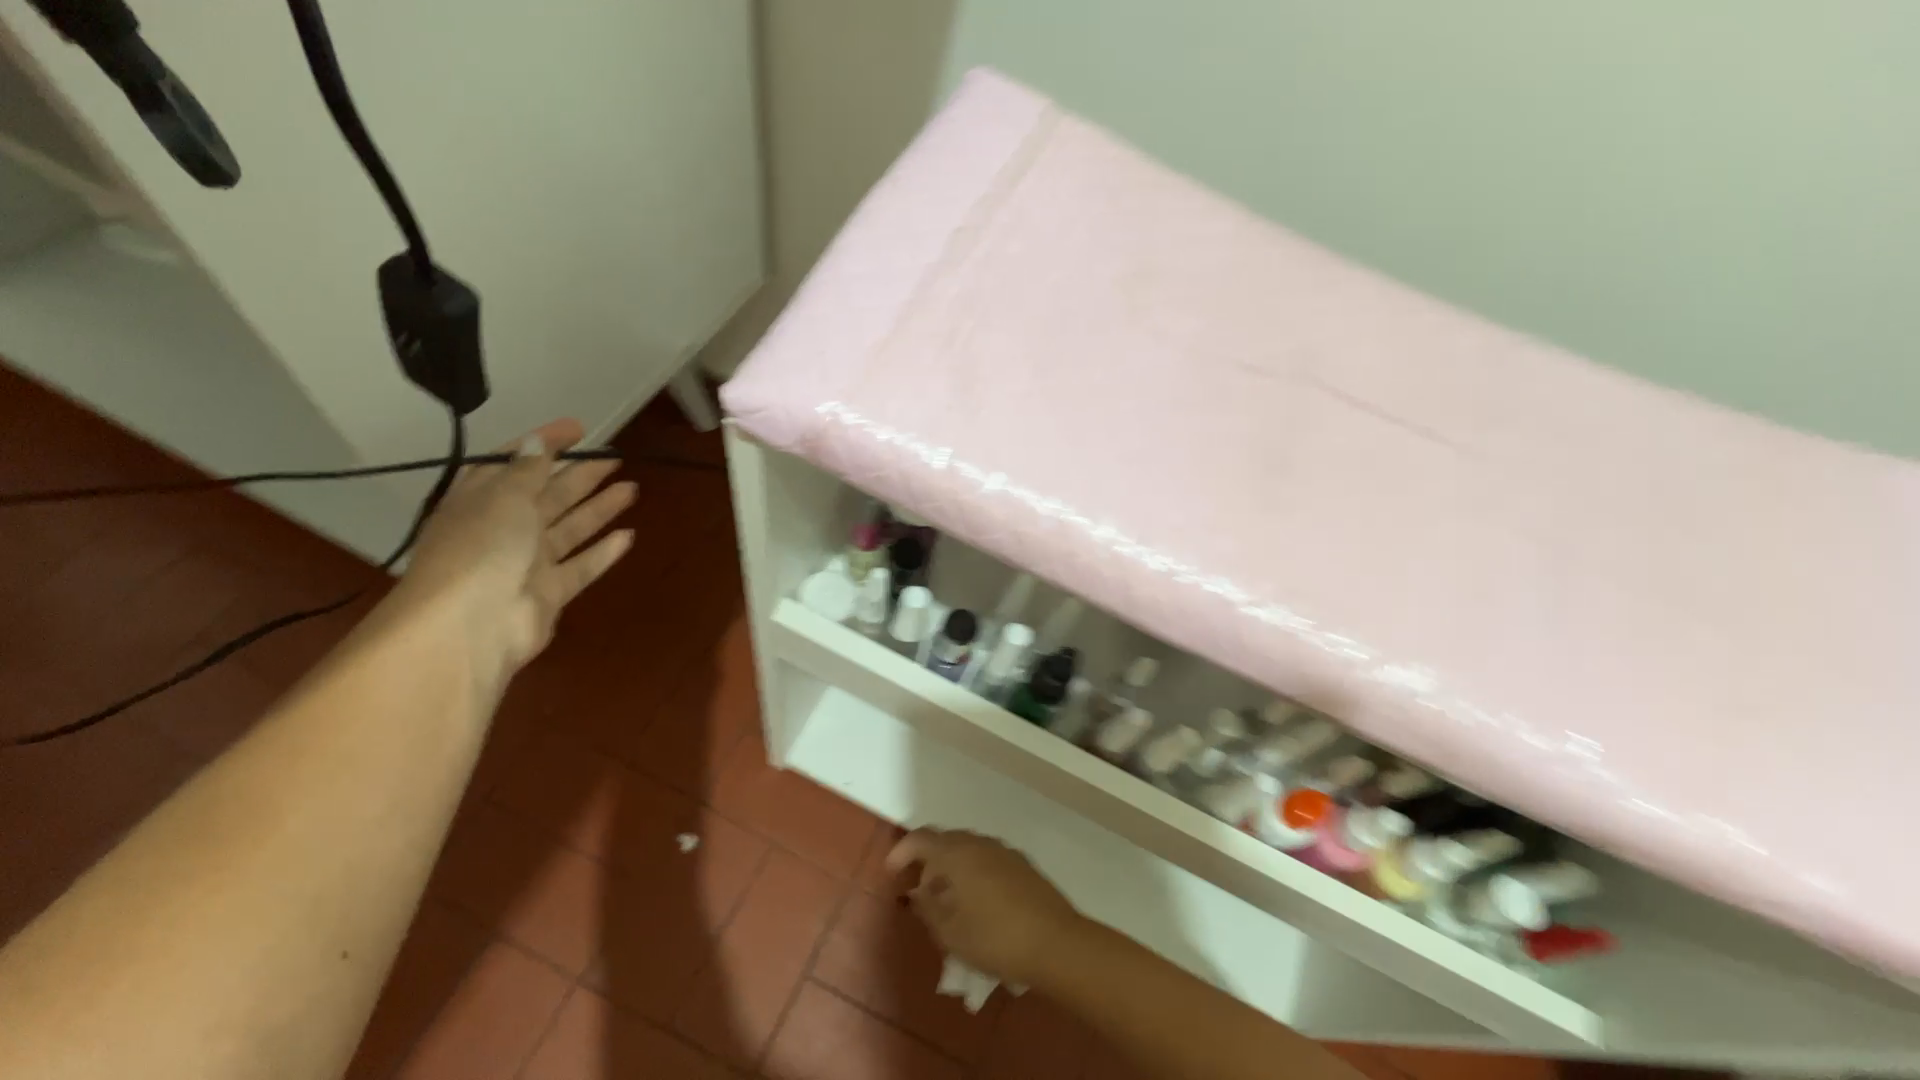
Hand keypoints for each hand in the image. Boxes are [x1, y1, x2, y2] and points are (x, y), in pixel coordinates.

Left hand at [396, 418, 636, 684]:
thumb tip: (538, 441)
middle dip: (578, 474)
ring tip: (631, 488)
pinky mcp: (550, 593)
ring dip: (598, 507)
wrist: (473, 626)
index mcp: (480, 499)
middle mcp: (502, 528)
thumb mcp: (503, 496)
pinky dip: (603, 552)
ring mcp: (527, 563)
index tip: (577, 428)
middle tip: (614, 456)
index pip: (511, 462)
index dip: (543, 443)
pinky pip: (581, 566)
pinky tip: (628, 535)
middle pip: (546, 495)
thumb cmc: (482, 548)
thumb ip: (527, 469)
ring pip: (568, 528)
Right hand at [886, 828, 1083, 986]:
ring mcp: (1006, 853)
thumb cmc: (994, 938)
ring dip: (954, 868)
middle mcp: (981, 844)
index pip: (921, 839)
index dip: (902, 851)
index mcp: (957, 854)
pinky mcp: (1025, 867)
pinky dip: (975, 873)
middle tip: (922, 890)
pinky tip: (978, 903)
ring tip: (949, 900)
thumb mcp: (950, 932)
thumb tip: (918, 892)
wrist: (1057, 943)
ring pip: (970, 850)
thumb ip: (928, 908)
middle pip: (947, 841)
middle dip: (929, 861)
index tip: (891, 872)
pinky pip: (989, 860)